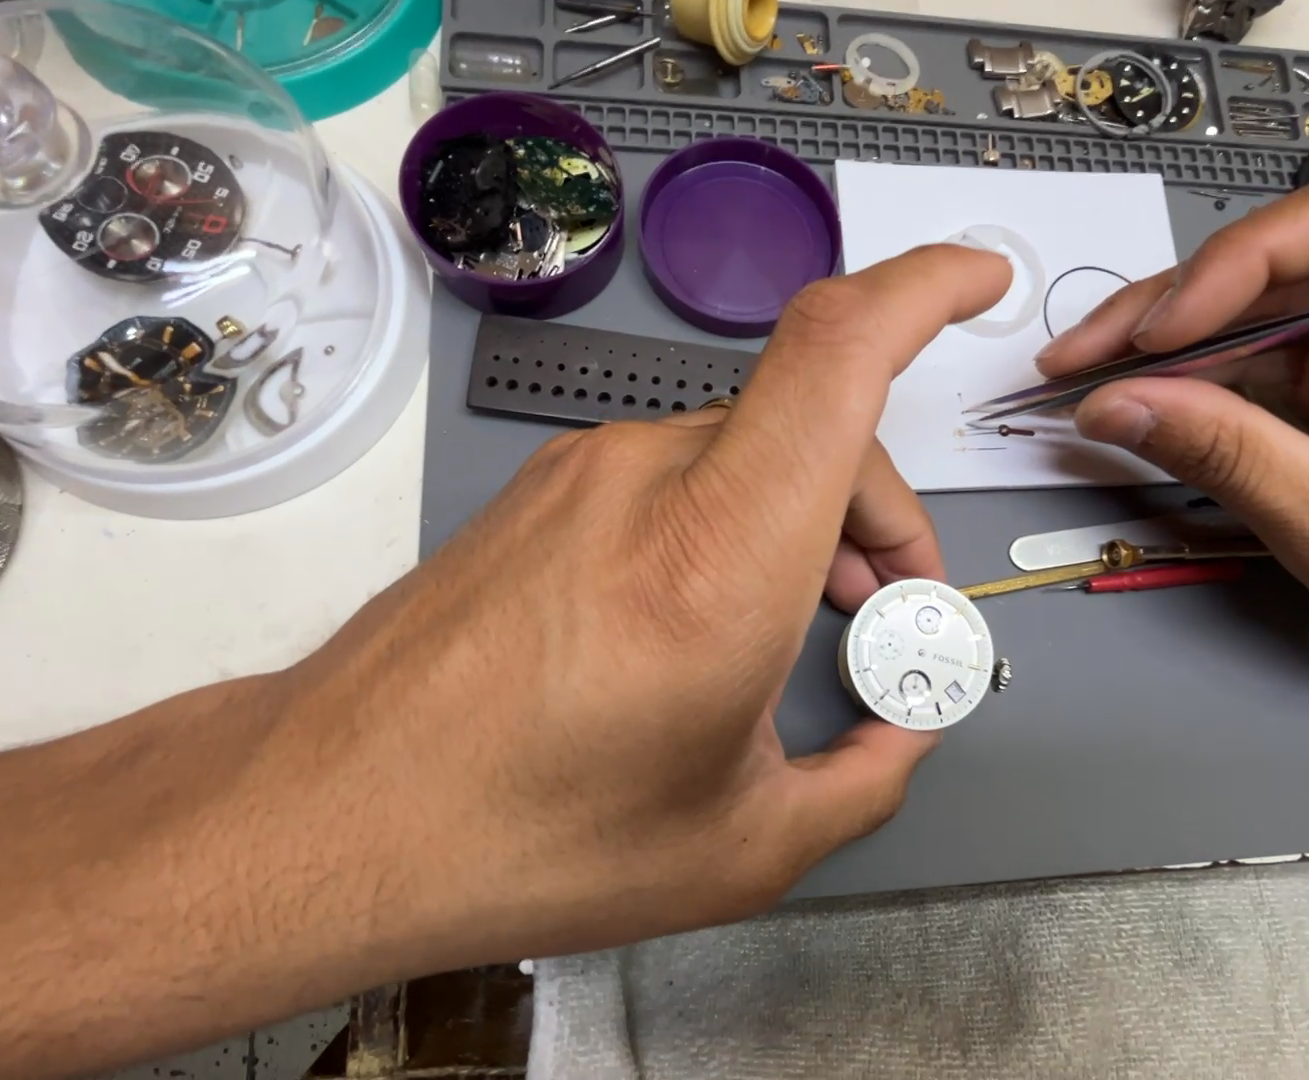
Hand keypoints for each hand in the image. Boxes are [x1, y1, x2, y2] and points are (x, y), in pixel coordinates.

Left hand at [283, 247, 1009, 963]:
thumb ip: (866, 779)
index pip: (836, 354)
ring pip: (753, 448)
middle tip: (888, 612)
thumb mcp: (743, 847)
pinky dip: (737, 519)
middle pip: (820, 425)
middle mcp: (648, 483)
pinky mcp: (550, 486)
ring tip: (806, 618)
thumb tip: (903, 732)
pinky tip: (719, 605)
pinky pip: (685, 470)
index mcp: (715, 561)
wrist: (330, 816)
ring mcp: (587, 471)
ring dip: (808, 518)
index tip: (977, 282)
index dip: (925, 288)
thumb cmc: (518, 840)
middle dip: (882, 513)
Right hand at [1034, 147, 1308, 698]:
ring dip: (1168, 333)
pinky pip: (1265, 335)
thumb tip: (1109, 406)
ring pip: (1268, 287)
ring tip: (1082, 372)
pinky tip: (1131, 387)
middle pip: (1303, 245)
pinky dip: (1191, 365)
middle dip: (1178, 303)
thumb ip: (1232, 457)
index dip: (1248, 255)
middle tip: (1078, 357)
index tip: (1158, 337)